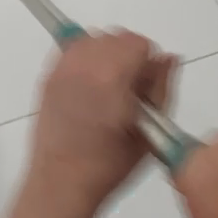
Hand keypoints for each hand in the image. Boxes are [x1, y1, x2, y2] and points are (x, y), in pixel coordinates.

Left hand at [26, 30, 177, 209]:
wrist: (61, 180)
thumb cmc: (109, 165)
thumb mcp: (148, 135)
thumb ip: (160, 89)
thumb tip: (169, 58)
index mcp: (111, 78)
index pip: (137, 43)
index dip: (148, 62)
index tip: (146, 86)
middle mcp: (84, 65)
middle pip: (115, 36)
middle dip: (128, 55)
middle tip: (130, 88)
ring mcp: (62, 68)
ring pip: (92, 38)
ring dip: (105, 53)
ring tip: (109, 86)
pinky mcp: (48, 75)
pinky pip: (71, 48)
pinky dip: (84, 57)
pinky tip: (89, 85)